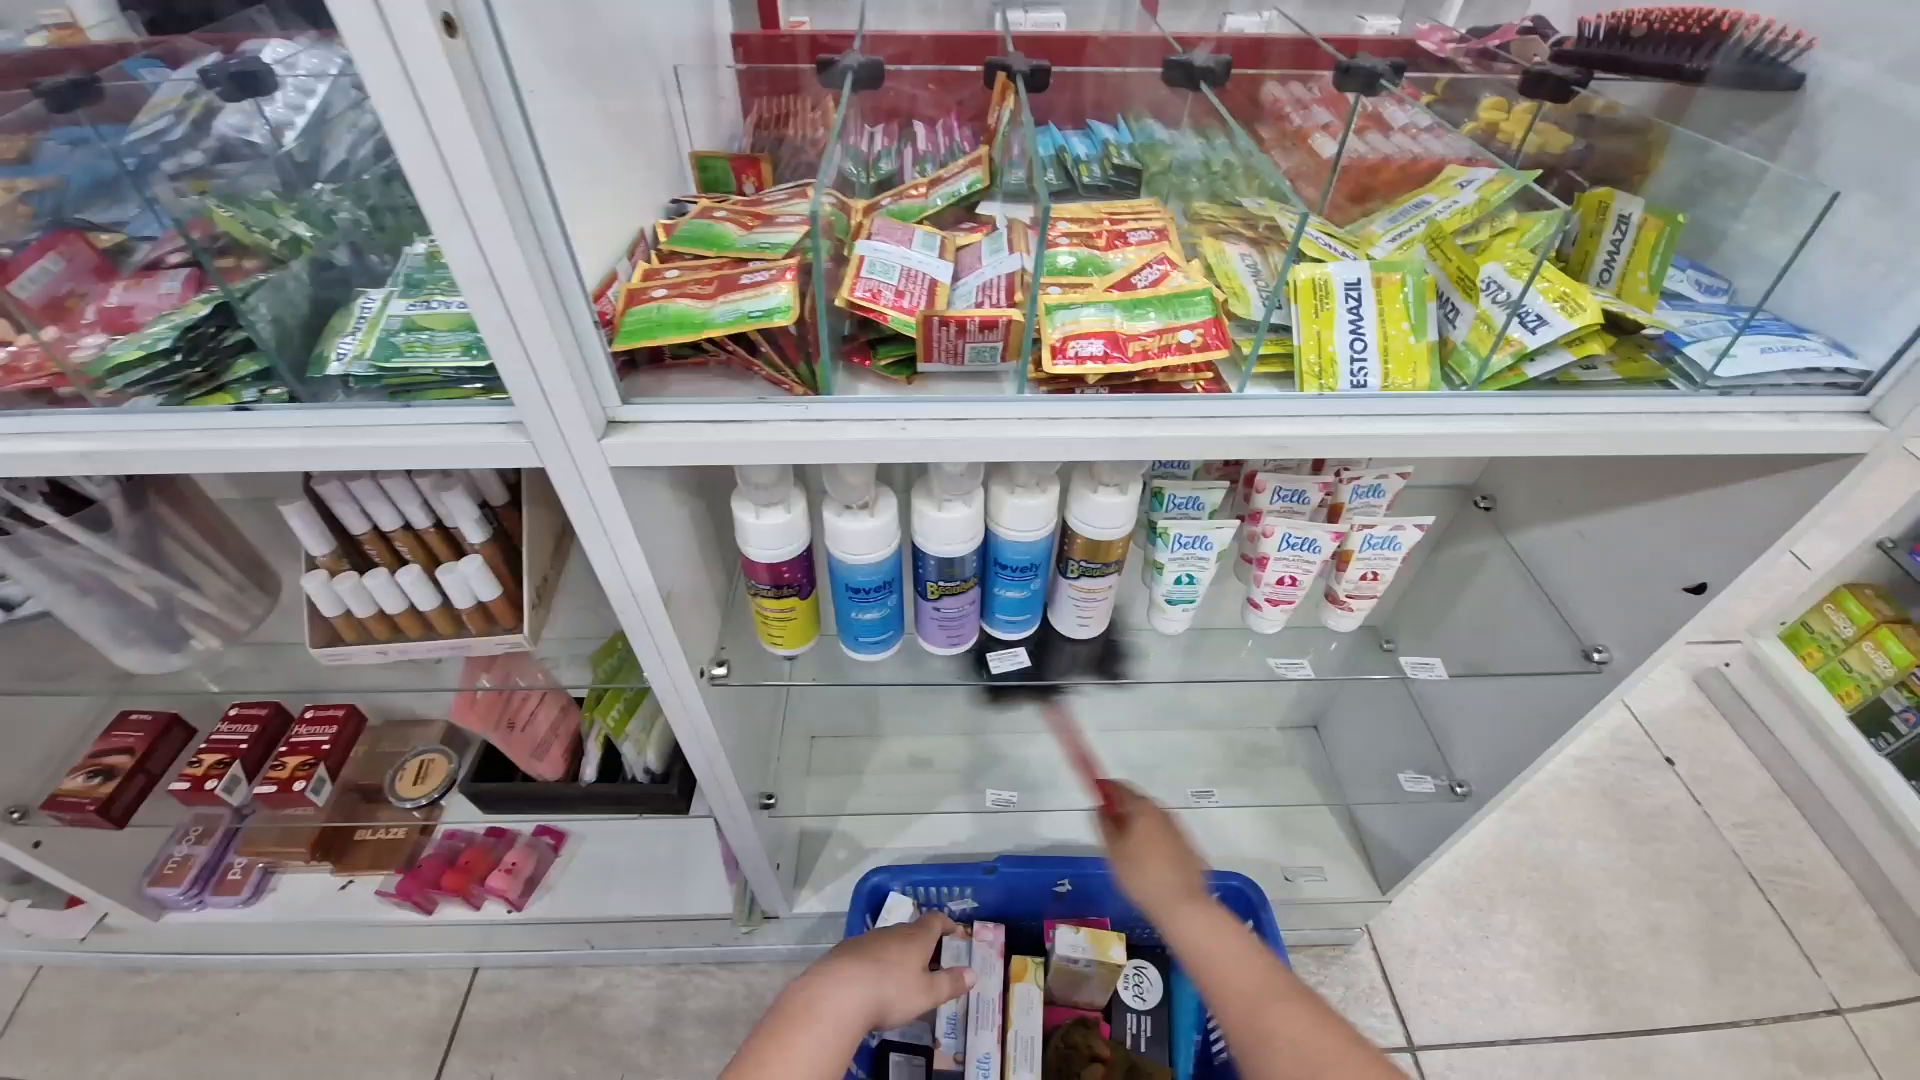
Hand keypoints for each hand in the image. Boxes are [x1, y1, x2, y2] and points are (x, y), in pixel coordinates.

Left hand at [807, 912, 975, 1031]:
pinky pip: (868, 952)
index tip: (955, 931)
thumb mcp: (927, 994)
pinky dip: (876, 962)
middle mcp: (892, 932)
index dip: (947, 924)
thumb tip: (973, 973)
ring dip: (898, 952)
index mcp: (916, 937)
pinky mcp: (846, 952)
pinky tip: (873, 981)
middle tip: (931, 958)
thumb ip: (950, 983)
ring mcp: (867, 940)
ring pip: (888, 941)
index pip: (935, 920)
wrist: (836, 993)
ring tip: (902, 973)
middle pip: (912, 930)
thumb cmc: (890, 991)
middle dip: (923, 941)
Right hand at [1095, 779, 1213, 923]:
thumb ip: (1105, 824)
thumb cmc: (1141, 876)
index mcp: (1142, 808)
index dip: (1105, 789)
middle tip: (1110, 829)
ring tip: (1128, 849)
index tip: (1096, 797)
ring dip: (1139, 825)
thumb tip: (1100, 807)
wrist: (1183, 905)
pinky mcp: (1189, 846)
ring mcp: (1179, 829)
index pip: (1120, 787)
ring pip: (1153, 819)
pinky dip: (1154, 840)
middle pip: (1138, 802)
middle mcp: (1162, 812)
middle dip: (1123, 810)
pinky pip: (1165, 835)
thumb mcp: (1114, 851)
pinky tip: (1149, 861)